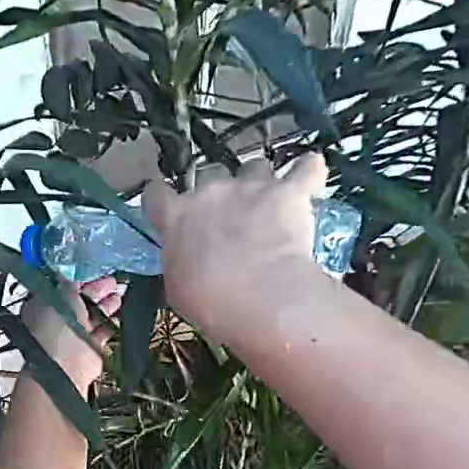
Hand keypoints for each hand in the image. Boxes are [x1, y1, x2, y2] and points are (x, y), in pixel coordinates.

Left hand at [23, 275, 122, 389]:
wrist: (64, 363)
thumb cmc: (57, 326)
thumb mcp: (63, 295)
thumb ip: (68, 285)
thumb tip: (69, 276)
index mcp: (46, 305)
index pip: (65, 289)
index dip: (80, 280)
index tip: (95, 272)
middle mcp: (59, 320)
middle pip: (81, 302)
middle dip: (97, 291)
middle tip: (113, 282)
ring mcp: (74, 335)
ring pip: (92, 317)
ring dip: (106, 307)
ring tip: (119, 296)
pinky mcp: (89, 349)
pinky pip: (101, 333)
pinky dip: (110, 325)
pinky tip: (119, 315)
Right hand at [142, 154, 326, 345]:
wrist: (258, 296)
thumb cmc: (210, 301)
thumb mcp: (179, 290)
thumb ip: (181, 265)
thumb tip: (188, 263)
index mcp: (176, 218)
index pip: (157, 195)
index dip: (164, 199)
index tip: (171, 207)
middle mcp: (209, 192)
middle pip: (211, 176)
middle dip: (221, 196)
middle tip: (231, 224)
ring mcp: (250, 187)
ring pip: (255, 167)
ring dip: (260, 183)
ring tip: (271, 207)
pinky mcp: (289, 191)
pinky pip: (305, 168)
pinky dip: (308, 173)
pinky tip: (311, 179)